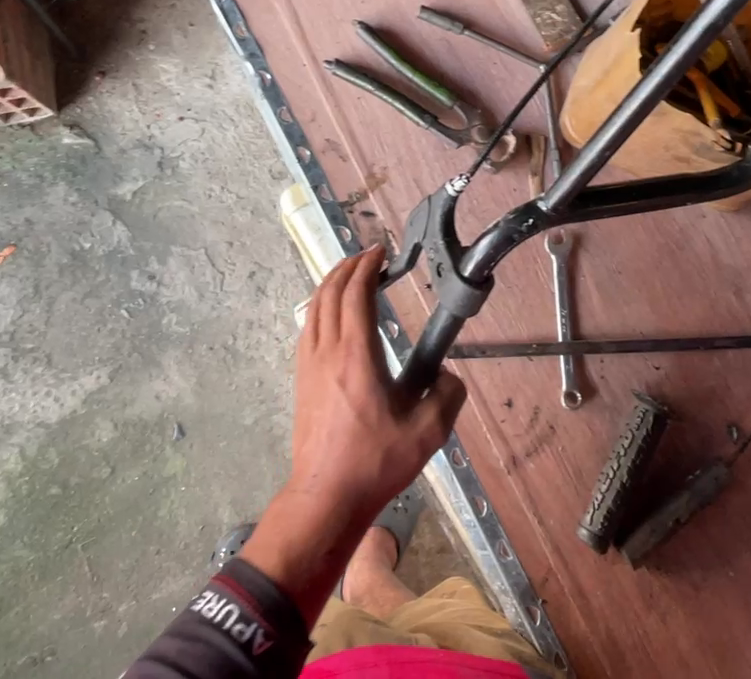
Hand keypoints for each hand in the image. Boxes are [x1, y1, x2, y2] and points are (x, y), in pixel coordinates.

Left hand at [239, 246, 465, 620]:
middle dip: (348, 267)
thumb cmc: (373, 463)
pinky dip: (321, 308)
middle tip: (370, 257)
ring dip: (331, 285)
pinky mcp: (300, 380)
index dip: (368, 267)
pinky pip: (308, 328)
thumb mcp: (427, 432)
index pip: (356, 294)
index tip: (382, 252)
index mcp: (356, 355)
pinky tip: (333, 317)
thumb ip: (448, 395)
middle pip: (330, 292)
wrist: (324, 496)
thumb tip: (449, 376)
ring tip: (351, 278)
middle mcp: (326, 351)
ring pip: (313, 308)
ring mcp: (308, 365)